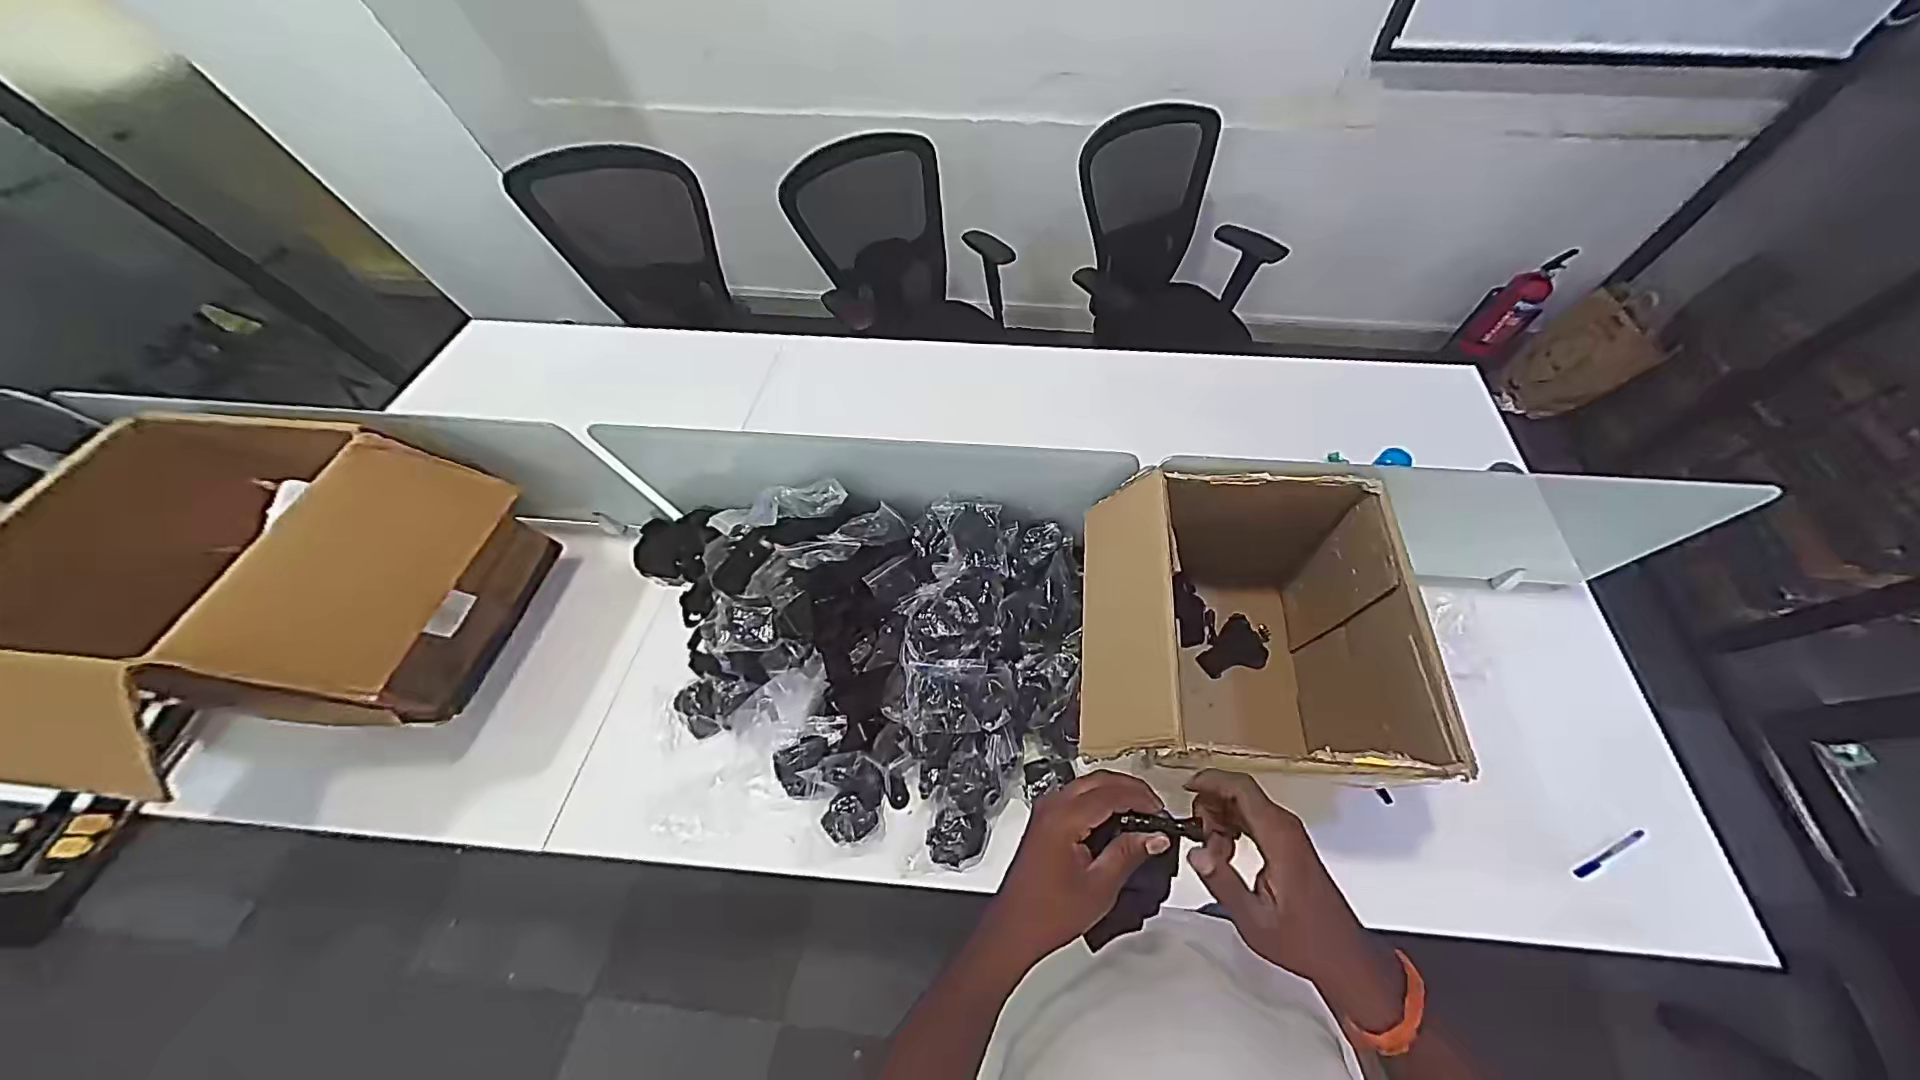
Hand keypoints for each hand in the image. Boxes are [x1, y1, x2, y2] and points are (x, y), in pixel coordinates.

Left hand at [978, 770, 1168, 965]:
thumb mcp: (1099, 886)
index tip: (1160, 811)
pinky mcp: (1044, 820)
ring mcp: (1045, 811)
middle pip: (1097, 781)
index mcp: (1063, 818)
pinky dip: (1099, 800)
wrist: (1016, 925)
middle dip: (1129, 788)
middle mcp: (1051, 807)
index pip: (1110, 793)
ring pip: (1086, 785)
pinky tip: (1116, 818)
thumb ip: (1128, 853)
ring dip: (1114, 792)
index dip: (1140, 798)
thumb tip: (1154, 836)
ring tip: (1140, 811)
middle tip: (1154, 806)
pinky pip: (1076, 797)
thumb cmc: (1048, 912)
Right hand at [1185, 769, 1404, 1030]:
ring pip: (1245, 802)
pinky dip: (1232, 823)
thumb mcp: (1253, 919)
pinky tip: (1226, 849)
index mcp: (1279, 837)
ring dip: (1220, 816)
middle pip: (1240, 790)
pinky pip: (1253, 816)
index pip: (1241, 788)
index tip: (1187, 786)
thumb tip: (1196, 853)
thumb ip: (1221, 881)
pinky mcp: (1288, 841)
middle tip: (1201, 835)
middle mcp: (1286, 828)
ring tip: (1215, 851)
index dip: (1210, 780)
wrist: (1343, 958)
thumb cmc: (1307, 941)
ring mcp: (1289, 833)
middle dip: (1211, 805)